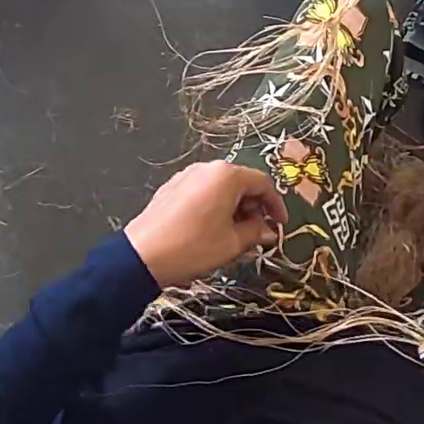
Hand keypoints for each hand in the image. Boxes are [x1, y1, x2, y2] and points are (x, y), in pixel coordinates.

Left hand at [124, 161, 286, 287]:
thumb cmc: (194, 246)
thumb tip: (267, 229)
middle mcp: (206, 168)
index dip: (275, 204)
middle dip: (254, 205)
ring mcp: (185, 175)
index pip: (261, 183)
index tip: (280, 224)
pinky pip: (202, 191)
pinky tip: (212, 227)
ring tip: (236, 233)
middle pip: (240, 181)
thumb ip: (256, 231)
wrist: (144, 255)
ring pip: (220, 186)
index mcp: (226, 175)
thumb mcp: (232, 242)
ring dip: (234, 206)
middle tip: (259, 231)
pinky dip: (214, 205)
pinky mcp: (171, 187)